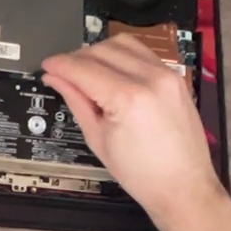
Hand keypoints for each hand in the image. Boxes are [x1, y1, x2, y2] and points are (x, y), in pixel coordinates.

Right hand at [42, 35, 226, 221]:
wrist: (183, 186)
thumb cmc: (142, 173)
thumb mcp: (98, 139)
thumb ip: (76, 101)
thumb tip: (55, 78)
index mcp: (128, 99)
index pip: (84, 68)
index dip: (60, 65)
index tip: (47, 66)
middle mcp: (151, 79)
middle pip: (102, 51)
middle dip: (76, 58)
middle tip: (63, 73)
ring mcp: (167, 75)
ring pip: (122, 43)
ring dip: (99, 52)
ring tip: (87, 72)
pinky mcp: (175, 77)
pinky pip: (142, 52)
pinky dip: (121, 56)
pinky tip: (111, 72)